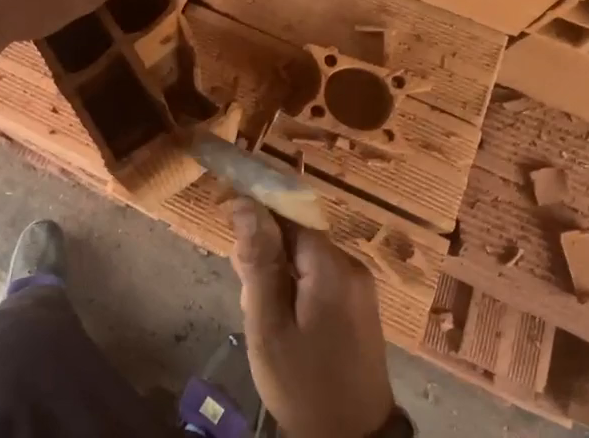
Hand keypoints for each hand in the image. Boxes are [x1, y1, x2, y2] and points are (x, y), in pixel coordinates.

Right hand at [231, 199, 395, 437]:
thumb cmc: (303, 384)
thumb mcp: (269, 325)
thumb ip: (257, 261)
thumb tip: (245, 203)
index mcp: (331, 267)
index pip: (287, 215)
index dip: (254, 219)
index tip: (228, 239)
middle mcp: (351, 267)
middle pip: (296, 236)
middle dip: (264, 254)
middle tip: (247, 295)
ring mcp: (359, 288)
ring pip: (304, 258)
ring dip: (277, 274)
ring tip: (261, 314)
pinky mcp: (359, 307)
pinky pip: (319, 278)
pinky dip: (294, 288)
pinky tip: (282, 319)